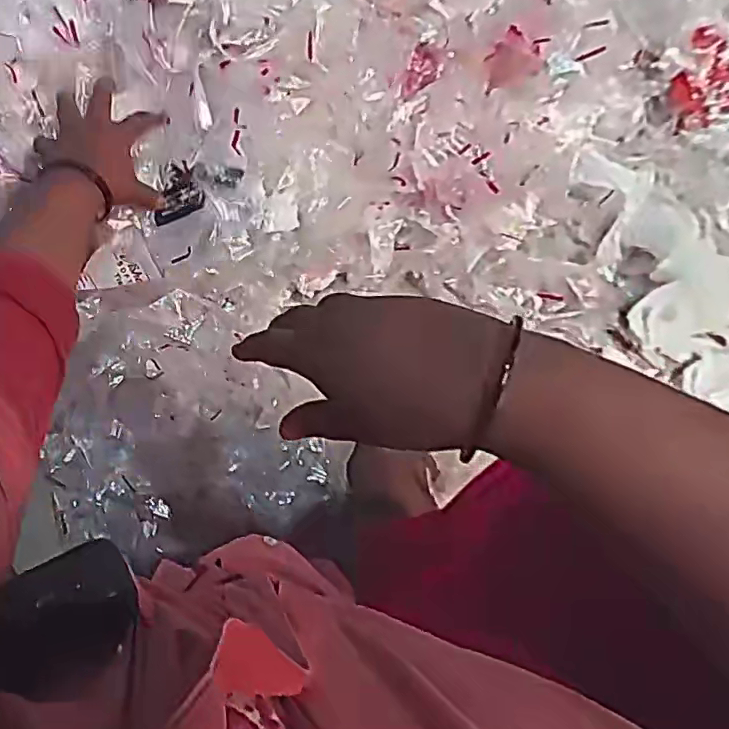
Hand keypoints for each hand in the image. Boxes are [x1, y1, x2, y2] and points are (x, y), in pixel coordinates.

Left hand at [32, 77, 165, 210]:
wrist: (74, 190)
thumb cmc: (106, 187)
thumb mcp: (130, 192)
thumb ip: (145, 196)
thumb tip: (161, 203)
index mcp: (117, 136)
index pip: (140, 123)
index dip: (152, 119)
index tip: (161, 115)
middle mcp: (94, 127)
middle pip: (100, 100)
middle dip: (104, 88)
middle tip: (105, 81)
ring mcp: (70, 133)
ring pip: (67, 109)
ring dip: (66, 102)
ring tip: (64, 95)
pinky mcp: (52, 146)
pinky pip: (44, 141)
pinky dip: (43, 143)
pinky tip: (40, 143)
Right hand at [231, 294, 519, 451]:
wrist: (487, 378)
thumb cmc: (414, 412)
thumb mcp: (362, 424)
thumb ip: (319, 420)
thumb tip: (285, 426)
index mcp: (316, 350)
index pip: (272, 343)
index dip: (254, 347)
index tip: (241, 350)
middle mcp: (335, 320)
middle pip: (295, 319)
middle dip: (280, 331)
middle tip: (275, 344)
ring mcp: (368, 306)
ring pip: (326, 308)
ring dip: (311, 322)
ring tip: (316, 339)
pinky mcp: (399, 301)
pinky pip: (357, 306)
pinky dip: (344, 319)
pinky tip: (361, 336)